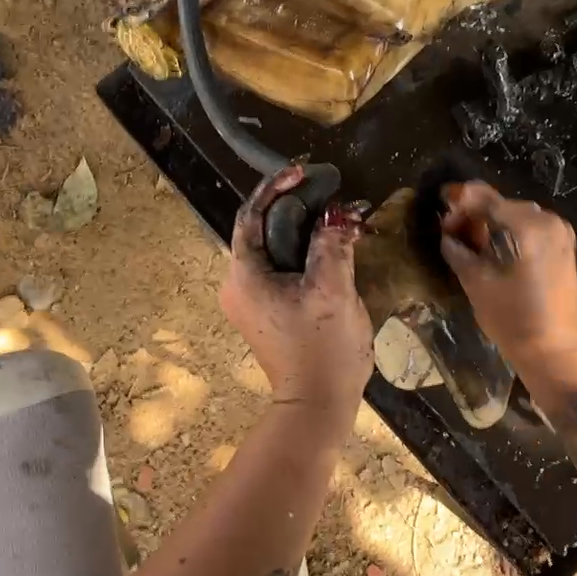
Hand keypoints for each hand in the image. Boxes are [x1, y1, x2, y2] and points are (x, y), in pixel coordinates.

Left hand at [220, 166, 373, 413]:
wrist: (318, 403)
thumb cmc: (323, 347)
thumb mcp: (333, 289)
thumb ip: (332, 244)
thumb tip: (338, 216)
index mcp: (245, 276)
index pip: (251, 216)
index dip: (275, 188)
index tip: (303, 172)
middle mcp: (238, 285)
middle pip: (262, 230)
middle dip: (296, 208)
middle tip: (329, 193)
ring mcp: (251, 301)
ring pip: (274, 250)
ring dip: (304, 231)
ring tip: (336, 217)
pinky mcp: (266, 312)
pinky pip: (281, 270)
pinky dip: (304, 253)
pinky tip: (332, 246)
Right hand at [439, 181, 576, 366]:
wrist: (556, 349)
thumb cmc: (514, 318)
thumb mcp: (477, 283)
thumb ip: (459, 251)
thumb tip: (447, 235)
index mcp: (530, 226)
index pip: (487, 200)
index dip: (459, 202)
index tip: (440, 209)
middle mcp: (549, 220)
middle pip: (502, 204)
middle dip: (473, 212)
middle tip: (449, 231)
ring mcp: (559, 232)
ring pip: (514, 215)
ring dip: (489, 222)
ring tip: (465, 240)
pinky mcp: (561, 246)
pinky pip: (528, 227)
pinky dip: (506, 231)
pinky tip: (488, 247)